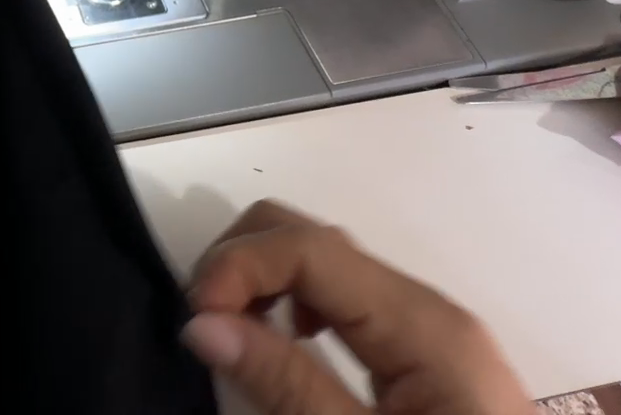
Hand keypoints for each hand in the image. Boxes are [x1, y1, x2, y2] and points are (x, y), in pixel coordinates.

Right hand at [182, 200, 532, 414]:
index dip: (237, 265)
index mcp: (423, 324)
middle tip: (208, 324)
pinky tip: (285, 344)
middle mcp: (424, 304)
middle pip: (309, 233)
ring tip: (234, 335)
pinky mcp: (419, 349)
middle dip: (242, 261)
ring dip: (260, 278)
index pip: (306, 246)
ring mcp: (424, 324)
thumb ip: (287, 386)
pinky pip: (337, 292)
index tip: (196, 320)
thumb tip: (200, 322)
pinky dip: (291, 299)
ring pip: (317, 257)